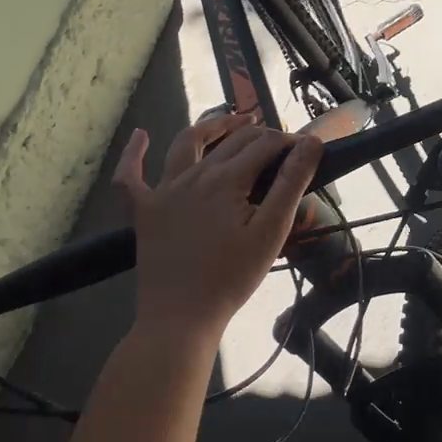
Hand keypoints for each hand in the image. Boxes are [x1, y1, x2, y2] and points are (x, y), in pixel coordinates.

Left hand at [113, 114, 322, 340]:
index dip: (289, 142)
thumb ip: (292, 182)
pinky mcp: (144, 213)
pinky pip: (130, 178)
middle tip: (285, 145)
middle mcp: (193, 176)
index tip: (308, 151)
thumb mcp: (272, 230)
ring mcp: (163, 193)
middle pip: (233, 141)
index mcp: (225, 180)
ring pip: (187, 144)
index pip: (265, 144)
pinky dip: (133, 154)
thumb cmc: (232, 277)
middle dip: (263, 135)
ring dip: (214, 126)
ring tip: (237, 120)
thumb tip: (311, 141)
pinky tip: (140, 135)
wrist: (179, 320)